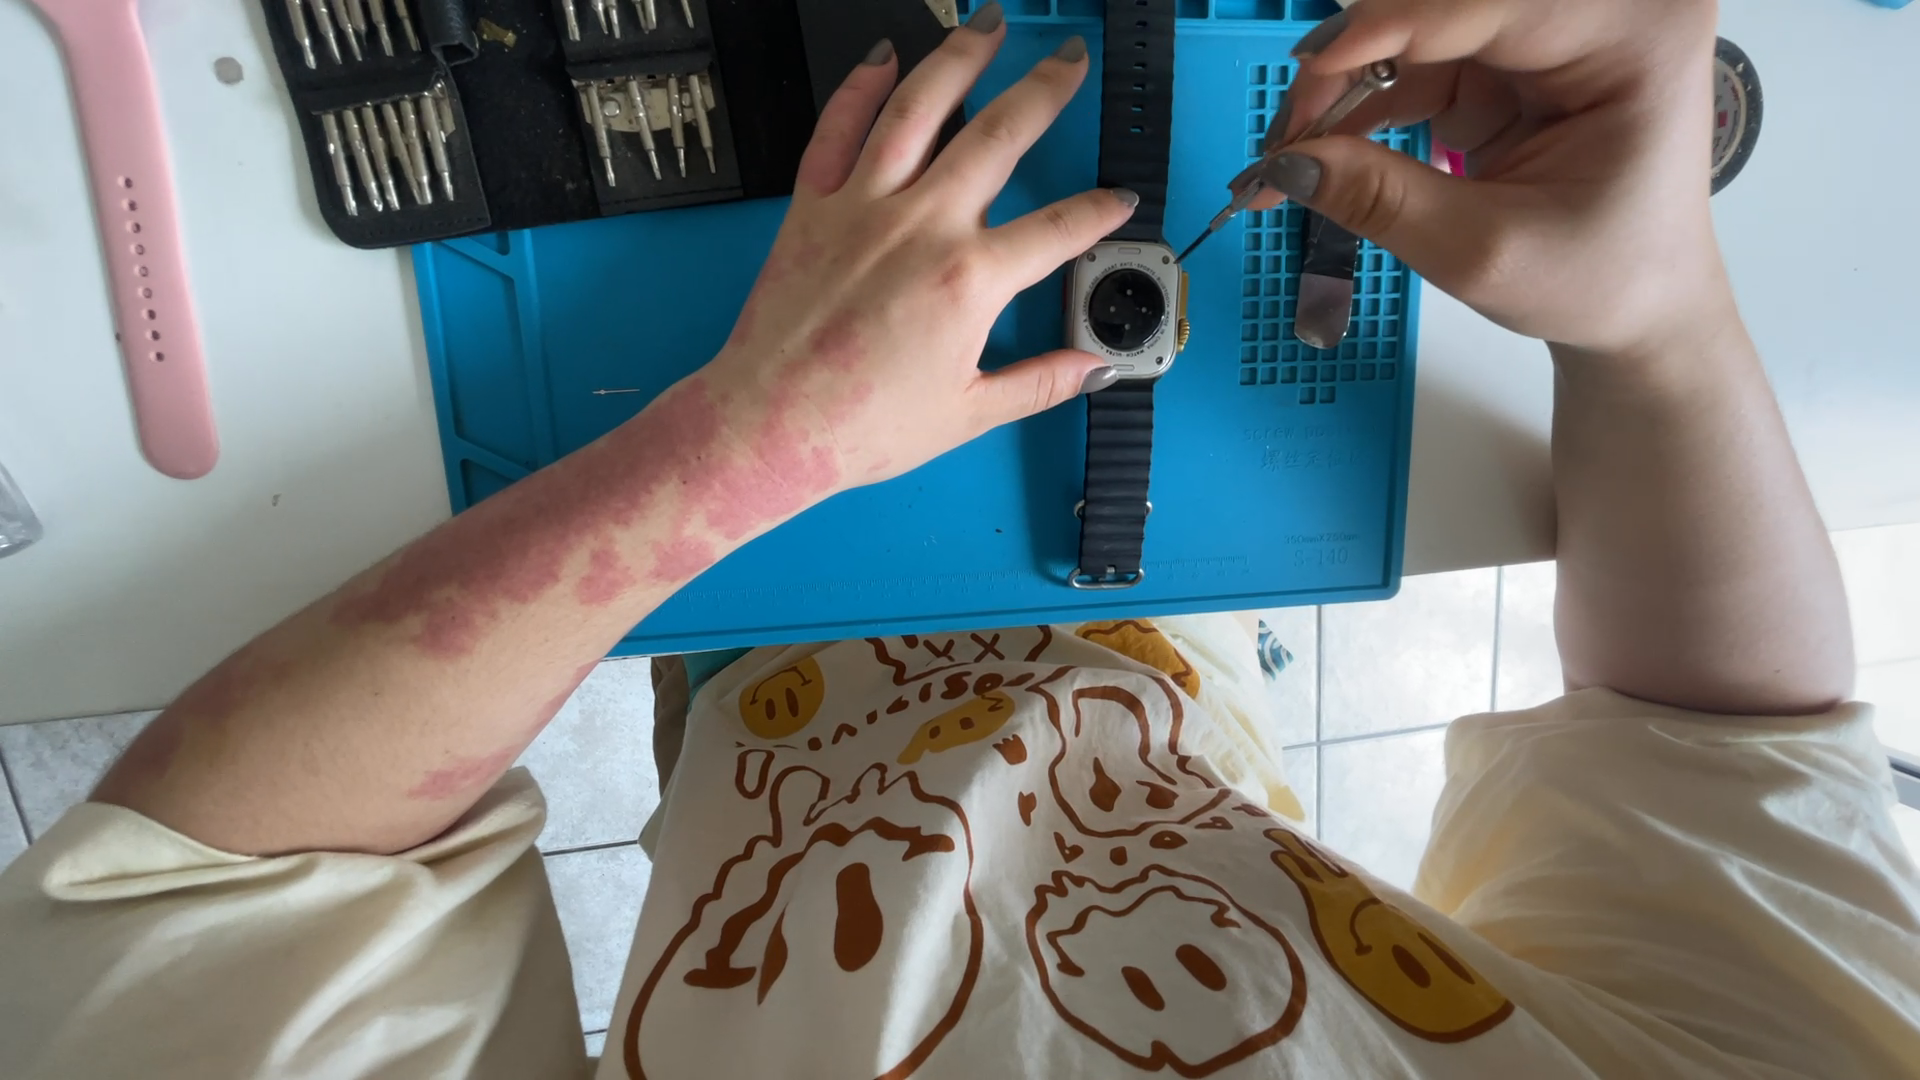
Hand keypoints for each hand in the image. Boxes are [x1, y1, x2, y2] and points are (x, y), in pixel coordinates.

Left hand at [698, 9, 1134, 502]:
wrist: (772, 425)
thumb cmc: (862, 426)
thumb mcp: (969, 414)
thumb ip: (1042, 383)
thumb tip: (1095, 369)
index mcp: (968, 281)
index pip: (1058, 229)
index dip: (1099, 212)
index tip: (1117, 201)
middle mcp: (920, 227)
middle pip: (999, 135)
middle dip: (1045, 90)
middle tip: (1067, 61)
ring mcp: (863, 207)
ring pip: (920, 106)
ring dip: (960, 58)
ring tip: (987, 28)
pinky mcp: (812, 207)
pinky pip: (838, 127)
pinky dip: (859, 86)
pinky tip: (881, 60)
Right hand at [1245, 0, 1728, 355]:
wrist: (1628, 303)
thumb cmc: (1584, 279)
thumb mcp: (1475, 251)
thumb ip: (1380, 200)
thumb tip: (1283, 166)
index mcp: (1629, 34)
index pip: (1489, 5)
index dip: (1387, 27)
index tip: (1303, 70)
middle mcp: (1591, 12)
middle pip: (1443, 11)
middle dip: (1348, 68)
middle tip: (1279, 145)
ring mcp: (1542, 39)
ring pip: (1412, 40)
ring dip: (1338, 97)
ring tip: (1282, 164)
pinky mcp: (1503, 70)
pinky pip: (1409, 75)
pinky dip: (1354, 116)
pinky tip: (1315, 156)